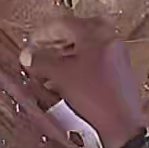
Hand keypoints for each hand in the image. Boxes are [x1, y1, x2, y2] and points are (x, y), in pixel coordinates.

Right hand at [22, 17, 147, 146]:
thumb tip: (26, 55)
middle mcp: (108, 38)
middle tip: (36, 56)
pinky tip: (61, 81)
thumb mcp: (61, 75)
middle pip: (73, 35)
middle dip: (52, 46)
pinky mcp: (118, 71)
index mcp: (96, 32)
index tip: (28, 45)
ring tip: (44, 71)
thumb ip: (41, 61)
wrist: (122, 123)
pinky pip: (92, 62)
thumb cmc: (93, 94)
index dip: (41, 34)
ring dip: (62, 58)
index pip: (62, 24)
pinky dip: (75, 68)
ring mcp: (115, 54)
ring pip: (82, 50)